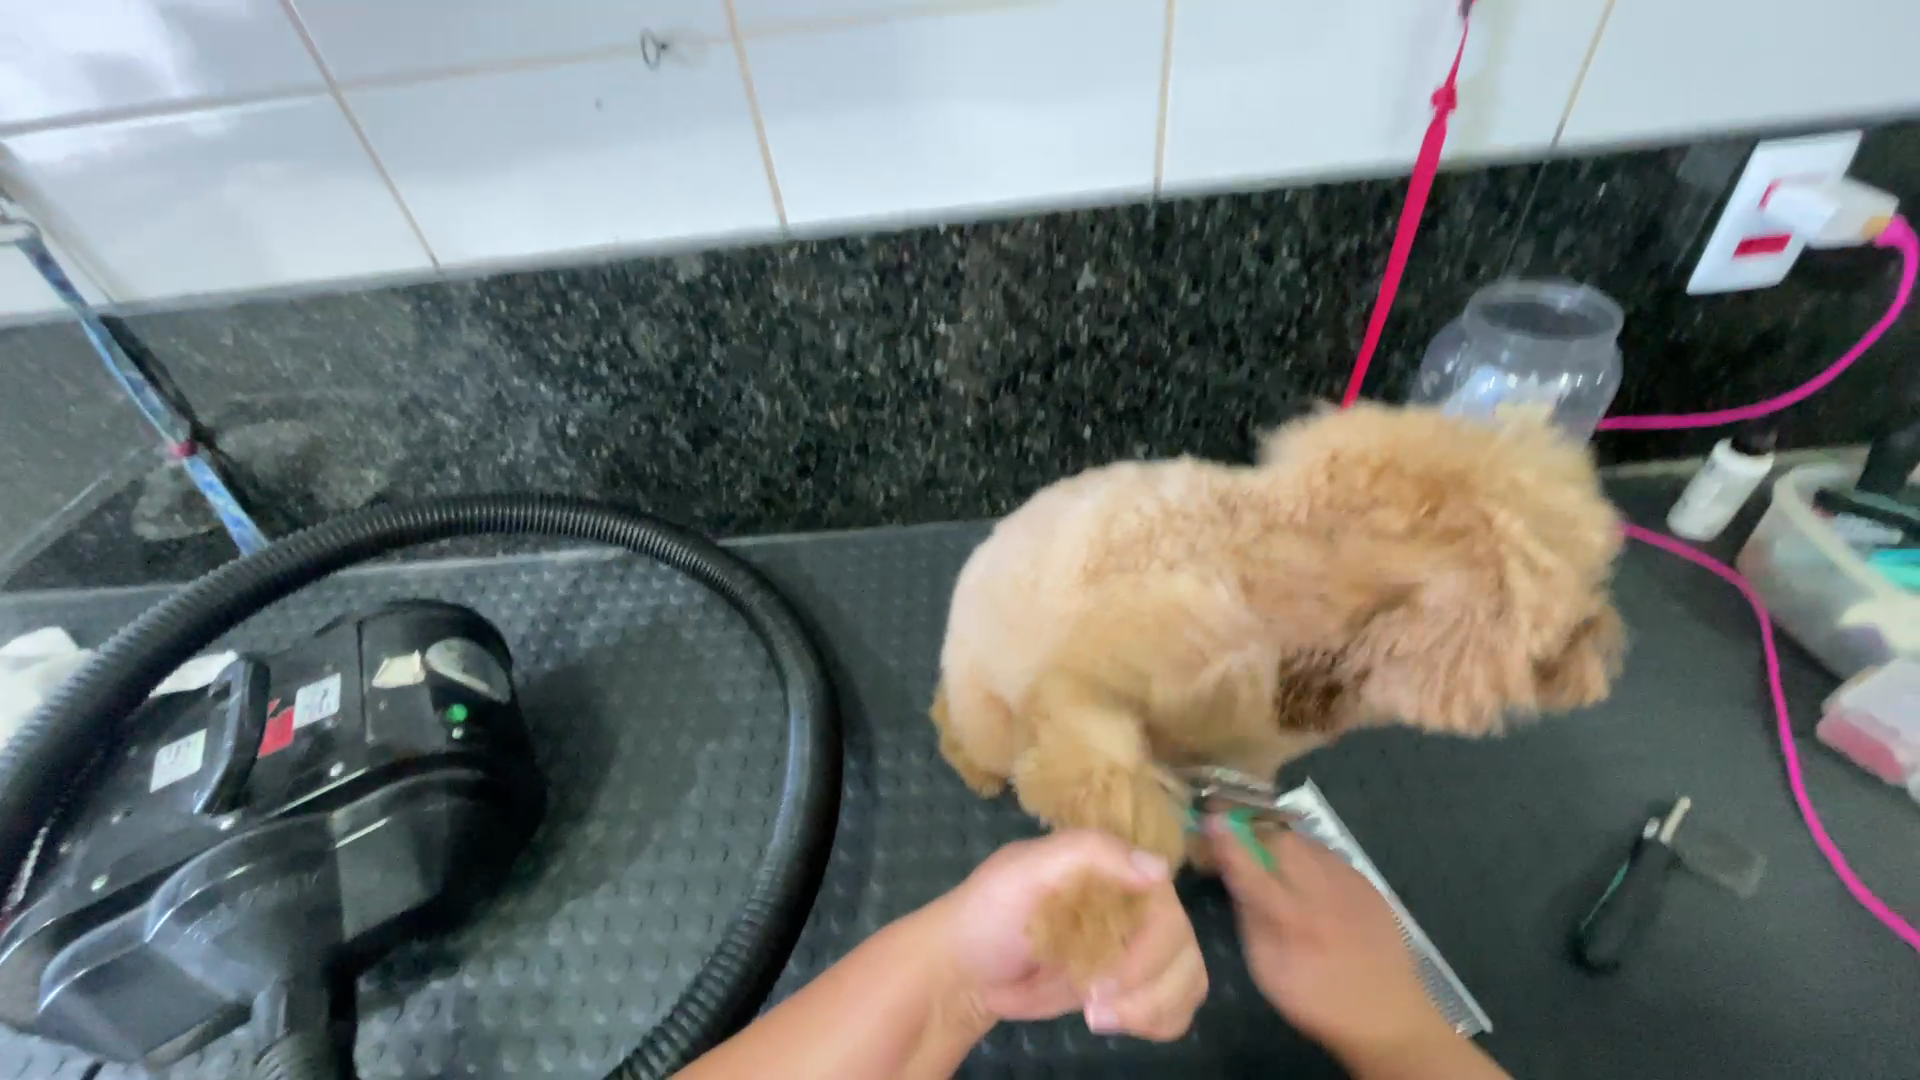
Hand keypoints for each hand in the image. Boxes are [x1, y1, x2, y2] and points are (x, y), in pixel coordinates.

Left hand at [933, 830, 1207, 1040]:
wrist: (969, 966)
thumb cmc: (991, 909)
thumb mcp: (1028, 868)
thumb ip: (1090, 852)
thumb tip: (1161, 869)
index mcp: (1114, 861)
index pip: (1164, 898)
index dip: (1147, 947)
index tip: (1105, 978)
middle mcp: (1134, 897)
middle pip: (1181, 944)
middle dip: (1144, 985)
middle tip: (1091, 1004)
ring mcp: (1137, 942)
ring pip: (1189, 976)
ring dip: (1153, 1008)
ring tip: (1097, 1016)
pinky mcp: (1134, 982)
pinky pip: (1179, 1003)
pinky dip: (1161, 1021)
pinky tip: (1118, 1022)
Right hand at [1210, 818, 1451, 1059]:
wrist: (1387, 1016)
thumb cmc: (1314, 997)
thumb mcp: (1265, 966)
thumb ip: (1248, 915)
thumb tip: (1230, 876)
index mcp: (1289, 917)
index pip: (1248, 867)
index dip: (1227, 842)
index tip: (1209, 820)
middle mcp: (1319, 890)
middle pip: (1278, 841)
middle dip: (1255, 836)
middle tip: (1243, 846)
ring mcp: (1347, 882)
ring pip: (1304, 841)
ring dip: (1281, 842)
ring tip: (1273, 858)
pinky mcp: (1366, 882)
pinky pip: (1327, 852)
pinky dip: (1308, 855)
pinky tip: (1307, 874)